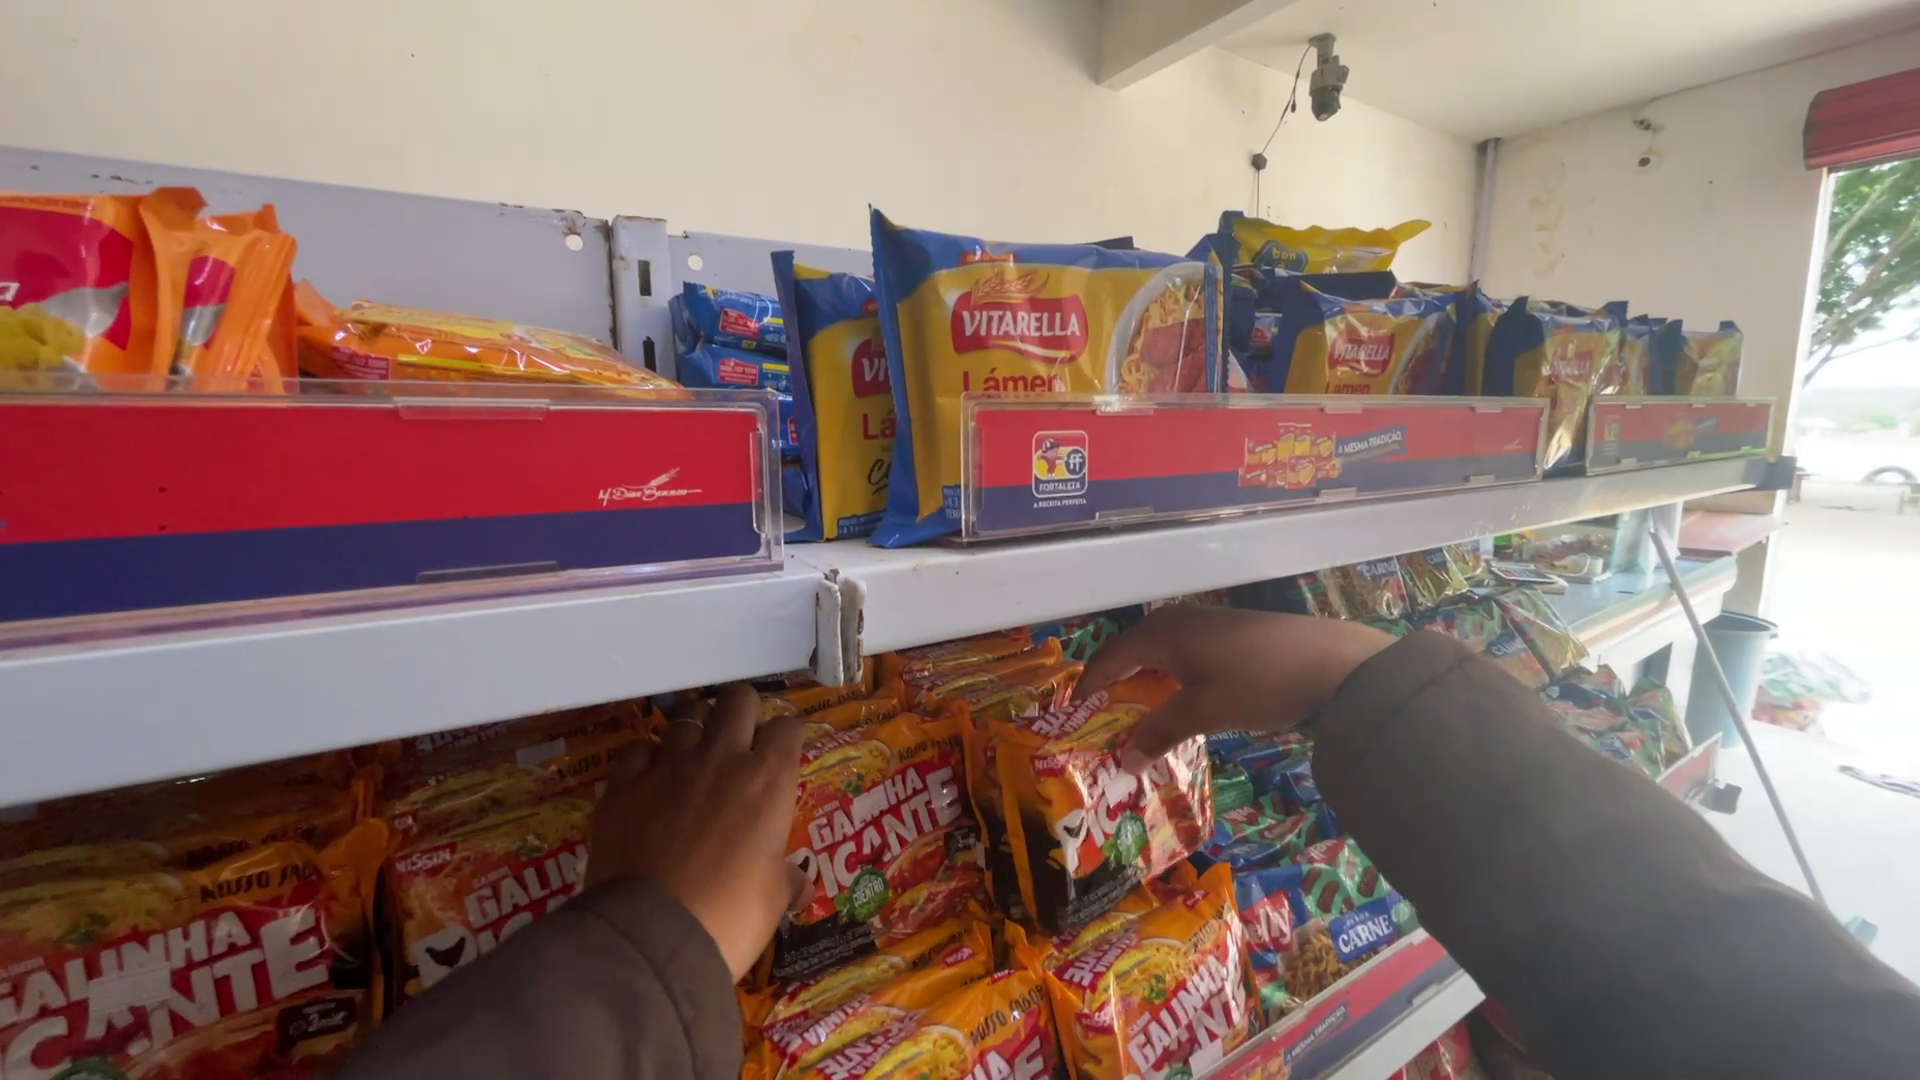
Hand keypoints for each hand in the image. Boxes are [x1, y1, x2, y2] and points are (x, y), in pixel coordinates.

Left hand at [586, 684, 808, 981]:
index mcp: (768, 779)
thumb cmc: (730, 917)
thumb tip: (800, 888)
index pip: (787, 727)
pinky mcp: (624, 785)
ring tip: (693, 760)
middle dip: (743, 712)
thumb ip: (786, 880)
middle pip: (737, 700)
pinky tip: (649, 780)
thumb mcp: (772, 899)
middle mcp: (723, 758)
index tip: (781, 755)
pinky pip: (638, 749)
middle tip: (740, 741)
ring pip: (686, 718)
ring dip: (694, 734)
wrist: (651, 939)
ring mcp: (670, 767)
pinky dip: (647, 760)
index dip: (785, 738)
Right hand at [1077, 606, 1395, 767]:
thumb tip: (1123, 761)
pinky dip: (1165, 678)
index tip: (1072, 716)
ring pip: (1154, 654)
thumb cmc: (1257, 681)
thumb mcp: (1204, 711)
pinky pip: (1176, 654)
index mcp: (1158, 634)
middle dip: (1111, 687)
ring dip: (1140, 683)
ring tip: (1132, 716)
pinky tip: (1175, 700)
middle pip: (1127, 654)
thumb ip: (1159, 731)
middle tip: (1100, 722)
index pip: (1106, 660)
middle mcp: (1172, 621)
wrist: (1332, 660)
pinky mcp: (1222, 632)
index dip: (1087, 687)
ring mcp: (1199, 623)